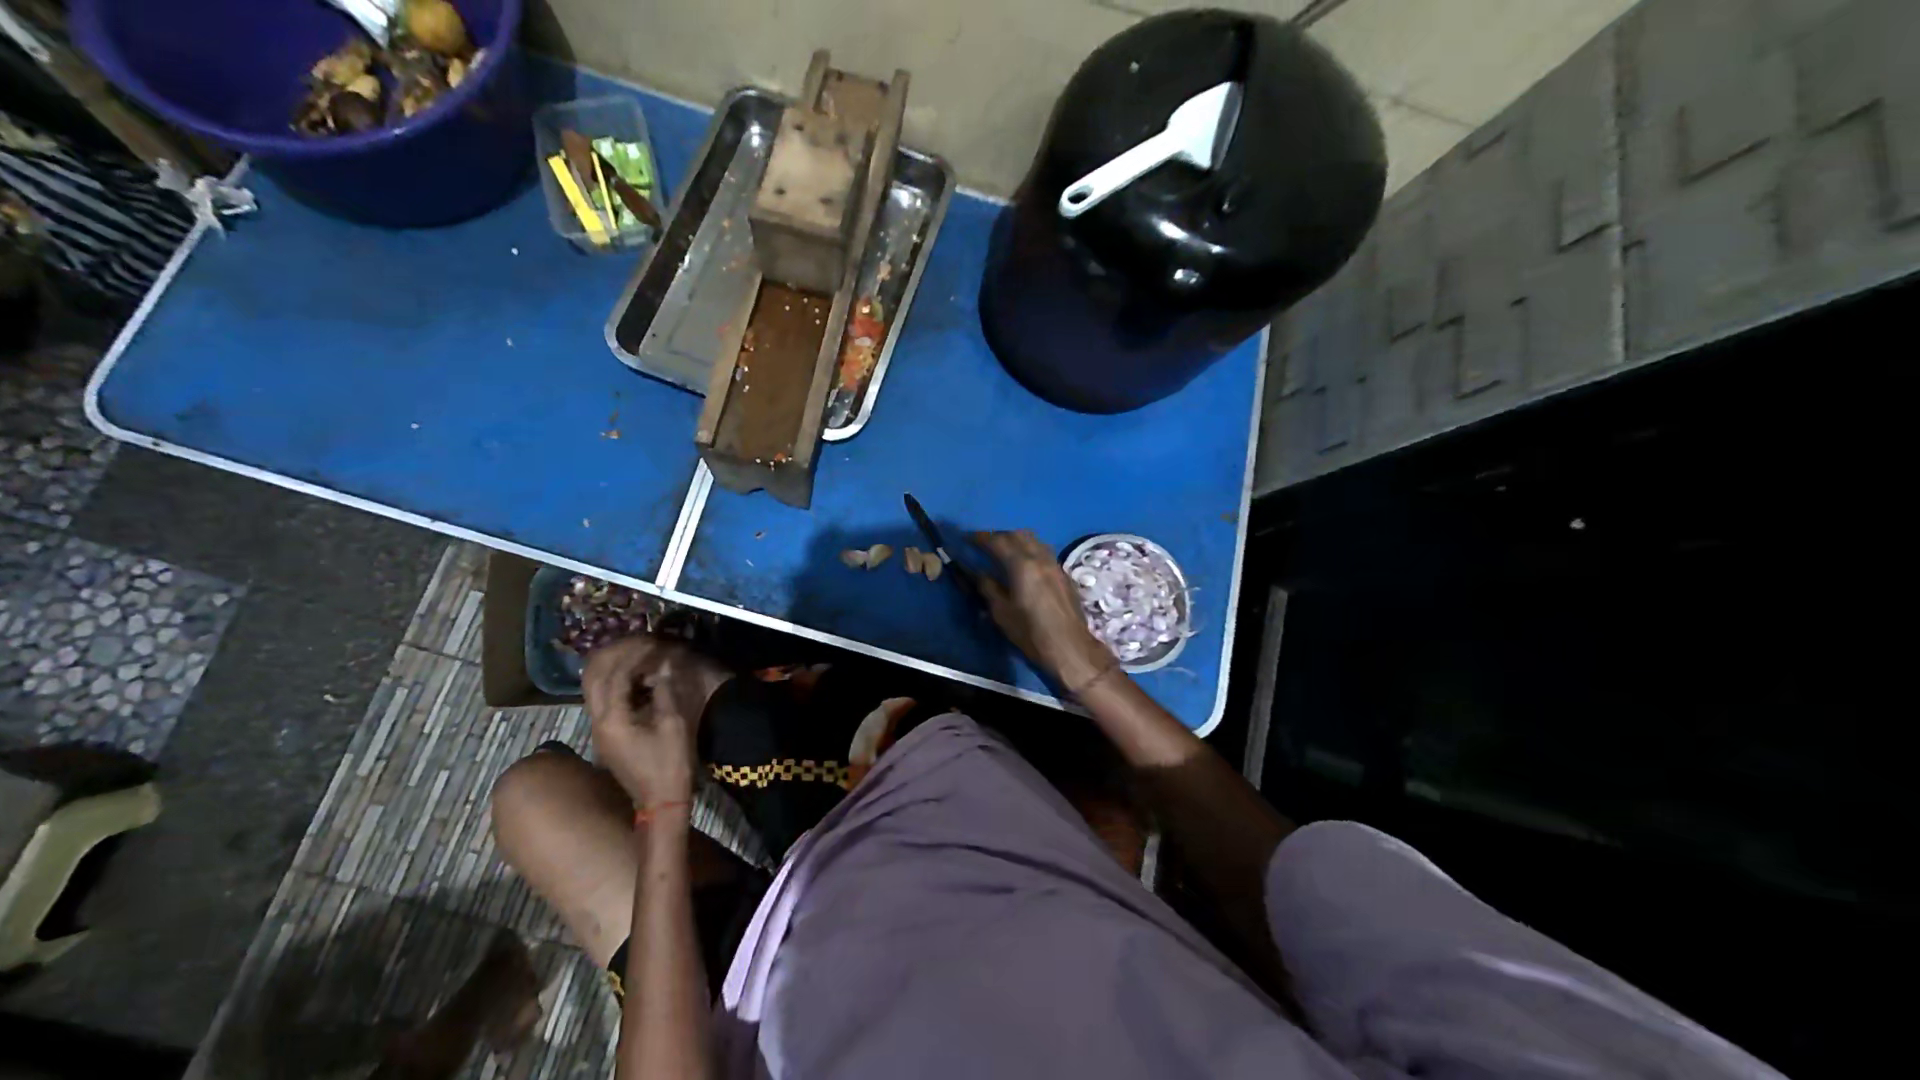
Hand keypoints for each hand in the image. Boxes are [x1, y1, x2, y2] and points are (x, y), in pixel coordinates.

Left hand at [582, 635, 731, 807]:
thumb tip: (664, 665)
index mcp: (613, 719)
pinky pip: (600, 697)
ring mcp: (598, 728)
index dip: (636, 655)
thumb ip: (665, 691)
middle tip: (639, 643)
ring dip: (610, 667)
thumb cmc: (670, 765)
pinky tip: (635, 677)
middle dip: (614, 655)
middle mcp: (598, 721)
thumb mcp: (673, 725)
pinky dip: (613, 680)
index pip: (617, 675)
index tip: (655, 643)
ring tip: (635, 654)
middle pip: (593, 677)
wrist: (660, 802)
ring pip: (592, 686)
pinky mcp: (605, 733)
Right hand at [971, 530, 1113, 690]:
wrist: (1070, 647)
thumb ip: (988, 588)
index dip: (981, 538)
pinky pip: (1044, 552)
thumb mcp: (1002, 613)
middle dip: (999, 535)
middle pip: (1018, 535)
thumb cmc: (1031, 633)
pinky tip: (1025, 565)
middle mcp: (1040, 558)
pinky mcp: (1064, 574)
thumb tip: (979, 573)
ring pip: (1034, 541)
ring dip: (1017, 540)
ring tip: (1005, 551)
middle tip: (985, 544)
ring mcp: (1055, 564)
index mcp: (1022, 565)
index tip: (967, 538)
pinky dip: (1030, 550)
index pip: (998, 541)